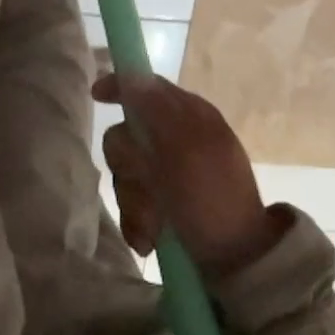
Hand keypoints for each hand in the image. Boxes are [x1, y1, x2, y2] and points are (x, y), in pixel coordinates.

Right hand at [94, 72, 286, 277]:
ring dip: (135, 202)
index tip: (96, 97)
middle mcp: (177, 138)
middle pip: (127, 136)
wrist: (239, 260)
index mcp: (190, 116)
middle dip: (129, 168)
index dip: (119, 87)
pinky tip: (150, 239)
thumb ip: (158, 110)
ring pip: (127, 173)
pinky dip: (138, 221)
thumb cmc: (214, 199)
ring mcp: (169, 172)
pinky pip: (134, 202)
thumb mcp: (186, 150)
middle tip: (147, 188)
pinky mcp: (164, 202)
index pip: (147, 87)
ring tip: (153, 228)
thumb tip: (131, 73)